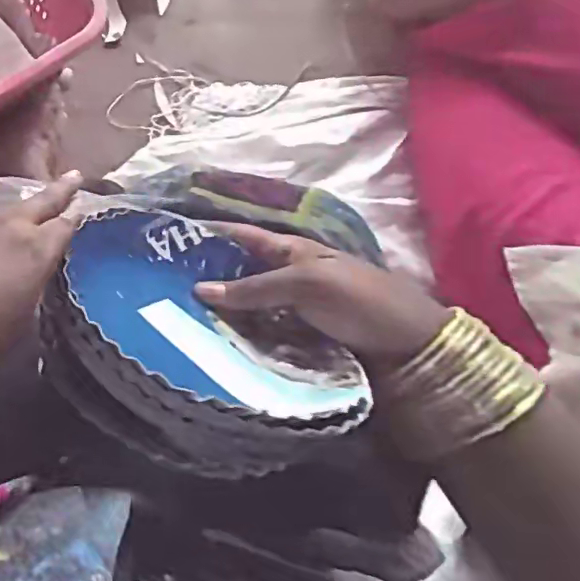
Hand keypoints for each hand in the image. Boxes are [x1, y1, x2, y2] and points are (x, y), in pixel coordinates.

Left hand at [0, 171, 83, 368]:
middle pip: (43, 200)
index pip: (66, 227)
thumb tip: (30, 279)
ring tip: (23, 209)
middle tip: (74, 176)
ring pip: (8, 205)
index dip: (74, 219)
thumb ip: (31, 293)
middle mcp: (13, 225)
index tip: (81, 210)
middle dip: (61, 189)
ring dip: (19, 207)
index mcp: (38, 251)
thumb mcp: (19, 323)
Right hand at [193, 222, 448, 364]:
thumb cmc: (363, 301)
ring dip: (218, 308)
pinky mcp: (295, 335)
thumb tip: (198, 290)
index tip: (171, 236)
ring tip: (178, 312)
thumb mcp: (307, 285)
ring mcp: (290, 306)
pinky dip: (236, 332)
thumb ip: (254, 288)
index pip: (241, 235)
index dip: (210, 232)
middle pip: (237, 271)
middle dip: (205, 273)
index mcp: (292, 251)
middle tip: (164, 282)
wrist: (415, 348)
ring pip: (244, 303)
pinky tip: (213, 338)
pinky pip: (256, 329)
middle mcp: (287, 275)